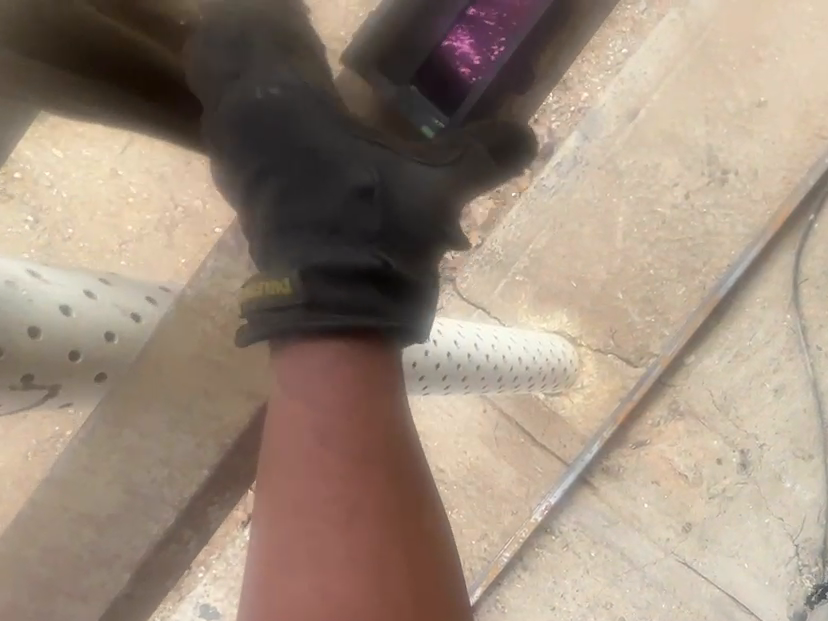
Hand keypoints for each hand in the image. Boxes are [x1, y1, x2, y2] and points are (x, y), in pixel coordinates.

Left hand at [186, 0, 535, 346]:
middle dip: (255, 34)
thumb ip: (480, 158)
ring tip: (287, 77)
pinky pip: (230, 125)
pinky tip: (287, 131)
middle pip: (224, 44)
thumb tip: (528, 135)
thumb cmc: (380, 231)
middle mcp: (245, 110)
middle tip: (294, 38)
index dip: (285, 13)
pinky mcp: (239, 184)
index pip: (268, 24)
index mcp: (286, 95)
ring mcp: (233, 150)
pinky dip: (251, 112)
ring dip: (245, 70)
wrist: (337, 301)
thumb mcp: (441, 190)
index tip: (307, 13)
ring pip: (217, 84)